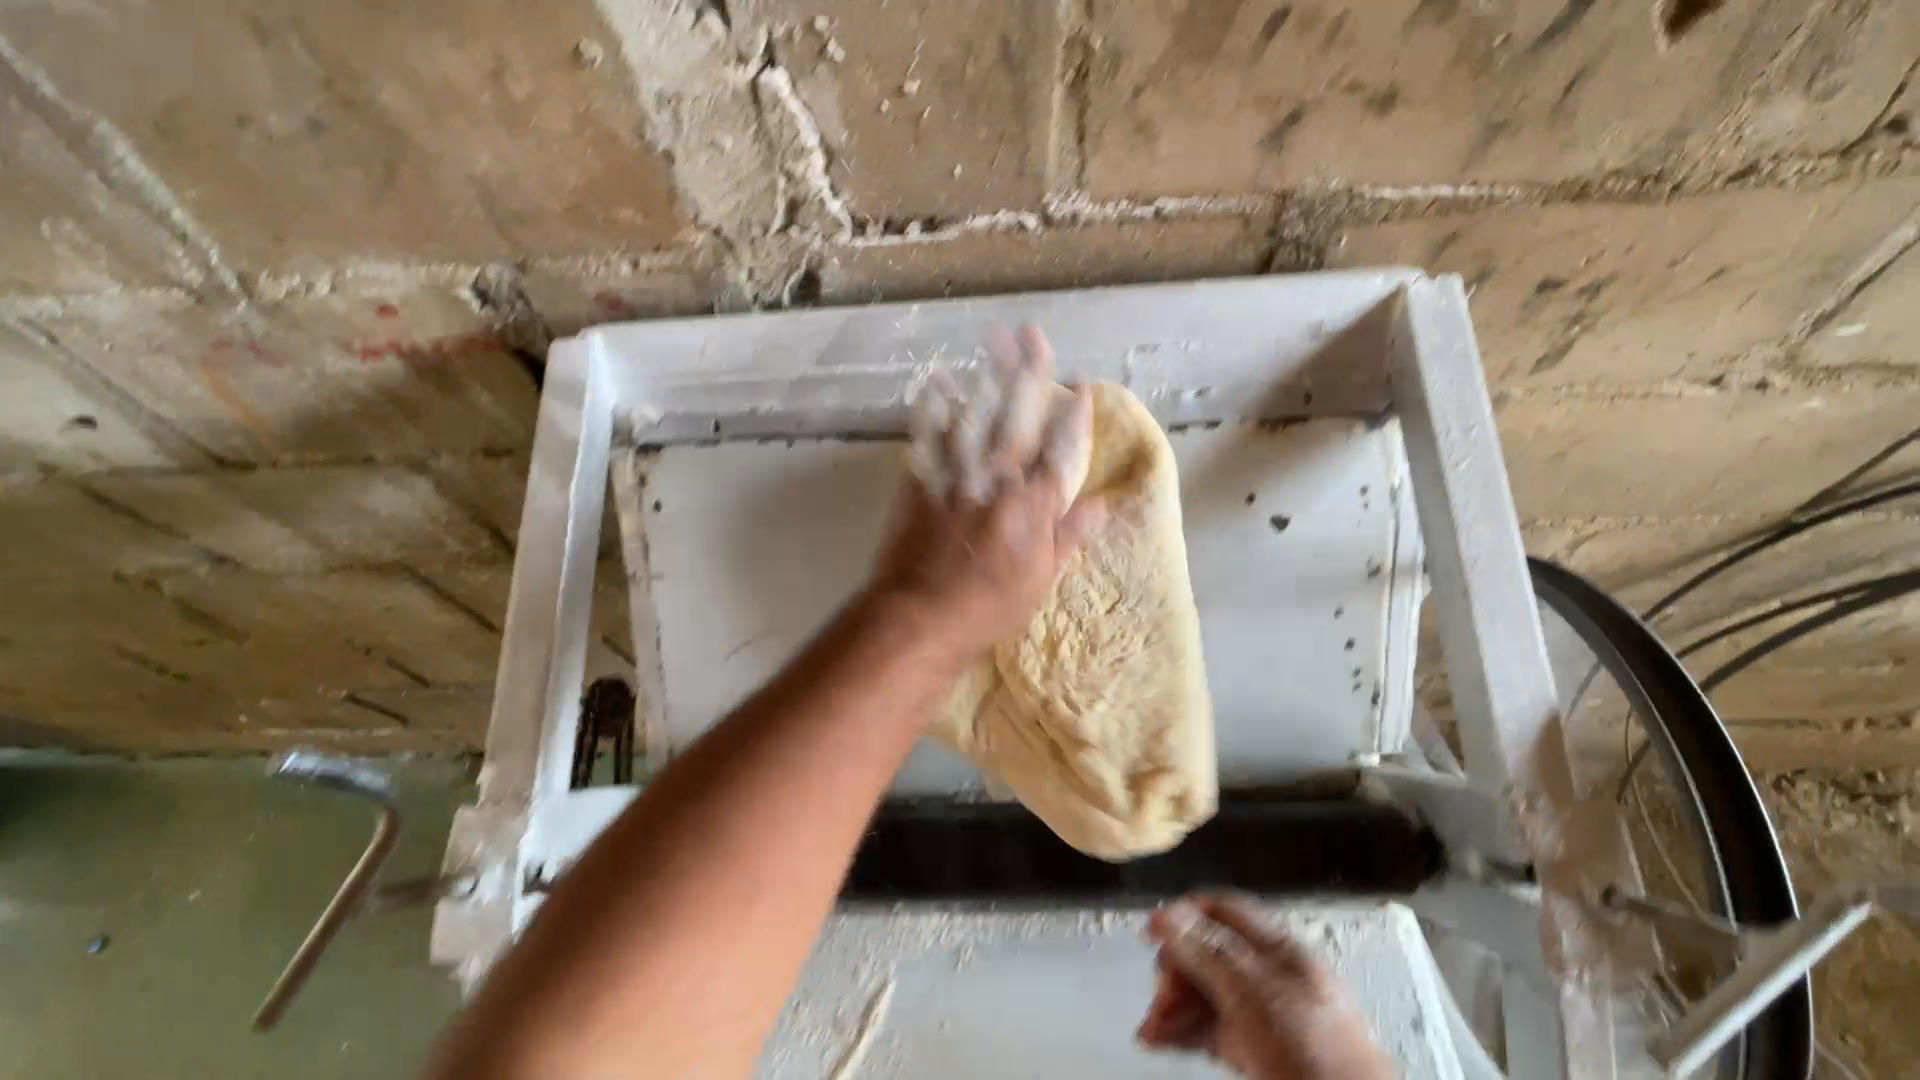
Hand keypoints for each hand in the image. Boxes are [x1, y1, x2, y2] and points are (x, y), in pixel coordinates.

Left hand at [865, 324, 1105, 660]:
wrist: (920, 615)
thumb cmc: (988, 605)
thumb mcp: (1041, 578)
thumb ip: (1069, 534)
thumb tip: (1102, 503)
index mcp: (1034, 505)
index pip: (1060, 450)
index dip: (1072, 417)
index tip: (1081, 386)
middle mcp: (998, 479)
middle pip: (1017, 416)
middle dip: (1028, 372)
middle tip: (1031, 333)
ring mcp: (957, 475)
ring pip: (976, 414)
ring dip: (986, 374)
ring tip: (994, 339)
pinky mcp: (922, 480)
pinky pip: (930, 433)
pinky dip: (935, 404)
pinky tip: (938, 379)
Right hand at [1139, 893, 1393, 1079]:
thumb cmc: (1306, 1046)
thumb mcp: (1254, 992)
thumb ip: (1209, 951)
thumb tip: (1166, 912)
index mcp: (1274, 948)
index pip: (1221, 910)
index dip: (1183, 914)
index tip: (1150, 932)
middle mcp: (1263, 973)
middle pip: (1204, 952)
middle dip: (1174, 971)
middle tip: (1161, 997)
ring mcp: (1256, 1011)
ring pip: (1201, 992)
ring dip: (1170, 1005)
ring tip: (1152, 1028)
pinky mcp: (1248, 1046)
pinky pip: (1205, 1026)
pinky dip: (1179, 1030)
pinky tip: (1156, 1039)